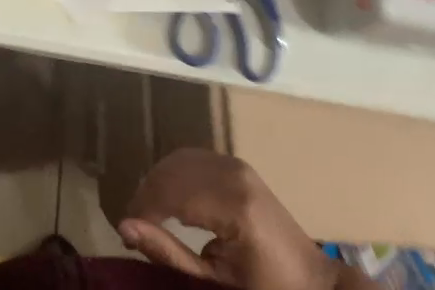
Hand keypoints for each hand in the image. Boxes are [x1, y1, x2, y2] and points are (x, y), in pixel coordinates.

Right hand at [118, 149, 344, 289]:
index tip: (126, 234)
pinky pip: (190, 159)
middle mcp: (234, 175)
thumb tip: (124, 227)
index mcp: (235, 208)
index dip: (142, 210)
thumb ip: (168, 253)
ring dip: (156, 185)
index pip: (171, 194)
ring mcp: (236, 164)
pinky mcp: (235, 163)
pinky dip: (171, 175)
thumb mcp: (216, 280)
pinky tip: (168, 201)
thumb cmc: (266, 287)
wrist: (309, 278)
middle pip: (170, 173)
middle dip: (145, 197)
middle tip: (133, 228)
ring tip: (148, 216)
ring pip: (177, 161)